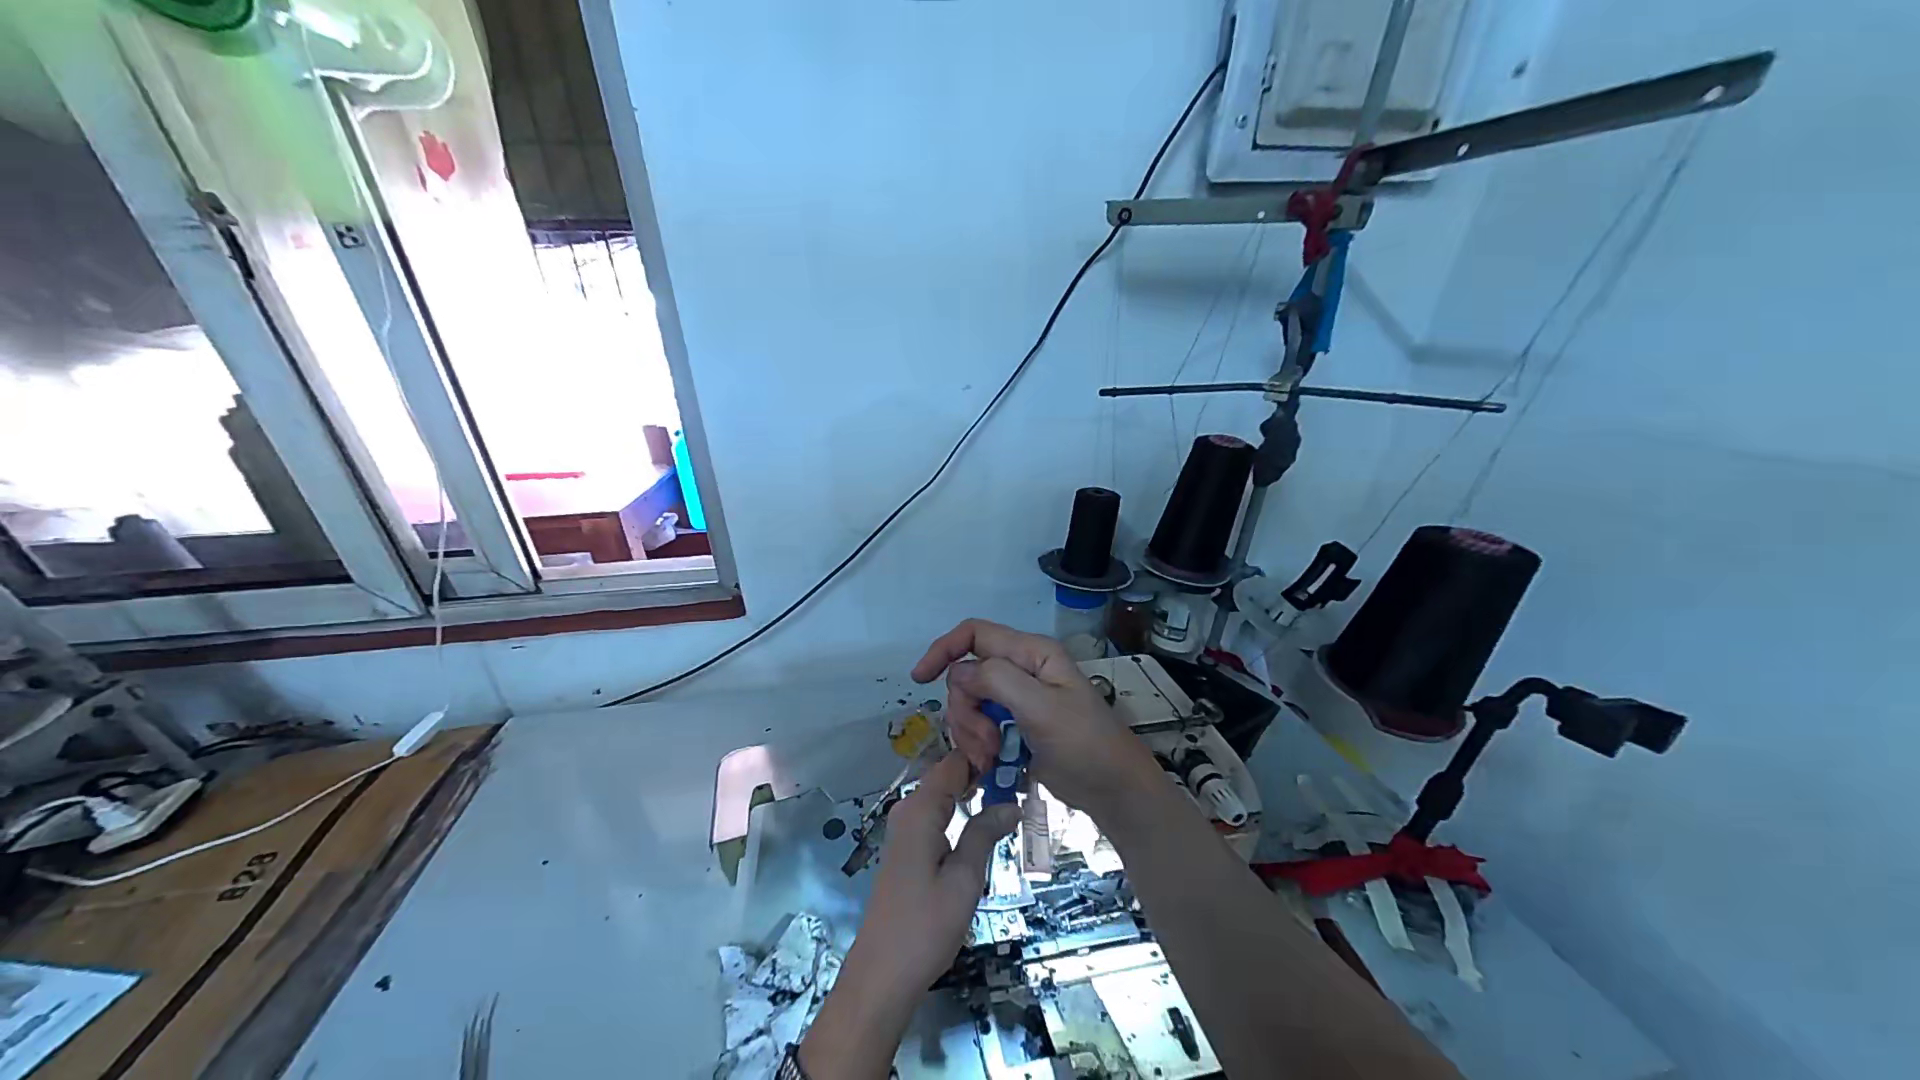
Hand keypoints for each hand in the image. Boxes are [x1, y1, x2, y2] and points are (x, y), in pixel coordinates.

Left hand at [800, 752, 1016, 1078]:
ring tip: (1012, 791)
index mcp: (919, 810)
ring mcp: (905, 829)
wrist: (883, 972)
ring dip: (973, 791)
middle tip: (1022, 775)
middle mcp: (908, 810)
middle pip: (948, 775)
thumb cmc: (925, 926)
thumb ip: (985, 833)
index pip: (954, 763)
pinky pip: (937, 814)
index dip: (984, 754)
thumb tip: (1012, 802)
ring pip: (943, 795)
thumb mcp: (964, 878)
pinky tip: (985, 818)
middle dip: (982, 771)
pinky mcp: (908, 847)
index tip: (1017, 755)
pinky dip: (960, 809)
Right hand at [912, 619, 1165, 826]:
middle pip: (967, 675)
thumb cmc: (1085, 745)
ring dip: (971, 732)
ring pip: (970, 703)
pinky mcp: (1015, 724)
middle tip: (985, 743)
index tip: (921, 679)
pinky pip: (980, 725)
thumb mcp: (1042, 708)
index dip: (943, 650)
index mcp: (1032, 653)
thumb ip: (999, 681)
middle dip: (965, 710)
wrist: (1113, 790)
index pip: (975, 634)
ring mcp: (1018, 698)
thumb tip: (958, 672)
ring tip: (990, 760)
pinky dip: (977, 744)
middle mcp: (1022, 668)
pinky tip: (989, 765)